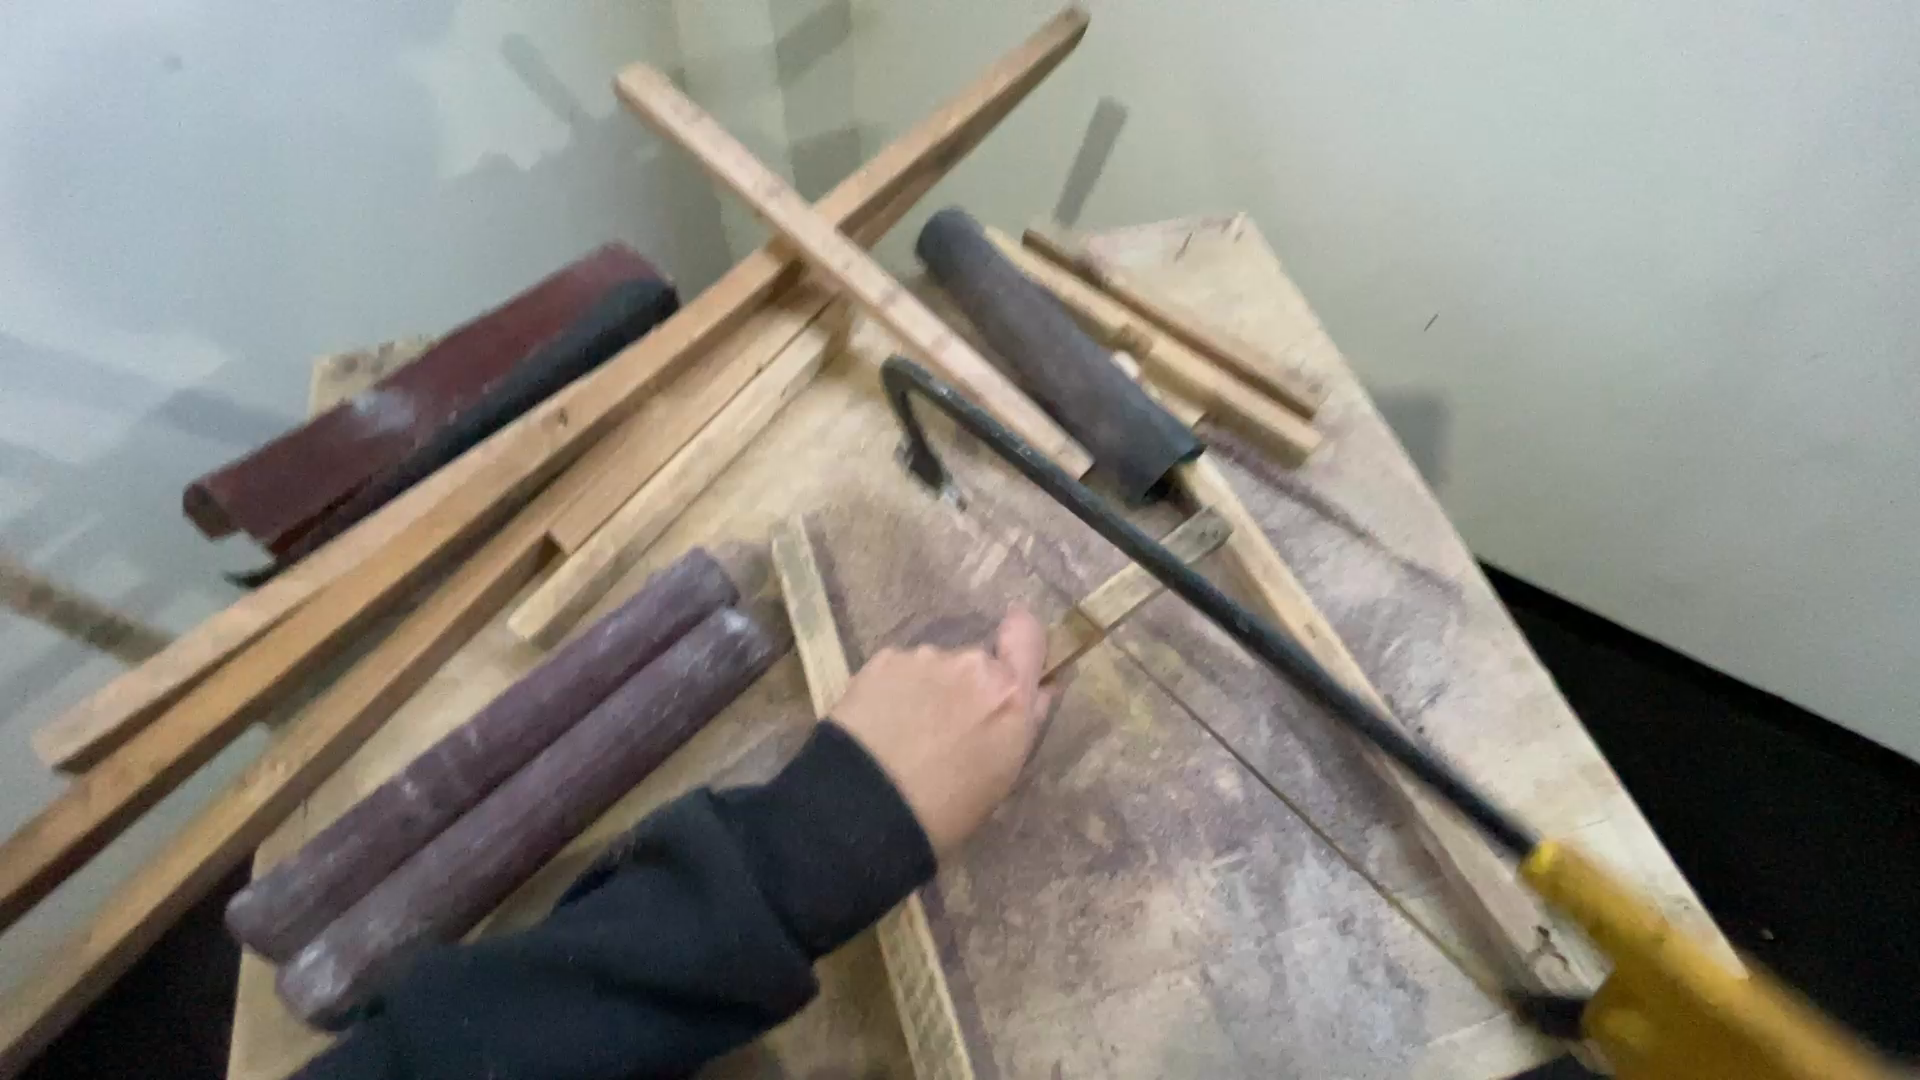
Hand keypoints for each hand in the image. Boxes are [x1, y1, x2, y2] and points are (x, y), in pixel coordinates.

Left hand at [832, 605, 1051, 857]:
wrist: (866, 810)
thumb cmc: (947, 810)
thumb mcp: (1003, 775)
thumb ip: (1024, 722)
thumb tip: (1040, 690)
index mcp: (1010, 695)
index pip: (1028, 634)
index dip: (1020, 638)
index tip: (1008, 652)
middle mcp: (973, 665)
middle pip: (977, 662)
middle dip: (966, 685)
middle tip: (944, 727)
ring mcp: (925, 658)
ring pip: (935, 666)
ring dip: (928, 688)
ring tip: (905, 732)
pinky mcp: (884, 660)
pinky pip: (899, 670)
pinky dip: (895, 690)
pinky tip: (880, 723)